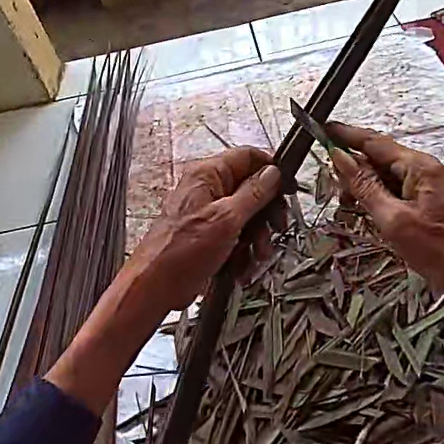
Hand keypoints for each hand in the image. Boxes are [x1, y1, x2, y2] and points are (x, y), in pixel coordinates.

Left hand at [121, 146, 282, 318]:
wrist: (156, 286)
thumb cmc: (179, 251)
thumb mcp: (227, 219)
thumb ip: (254, 194)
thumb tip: (273, 173)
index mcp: (206, 175)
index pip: (247, 157)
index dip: (270, 169)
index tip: (287, 187)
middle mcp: (206, 190)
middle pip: (251, 188)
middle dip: (266, 211)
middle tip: (276, 226)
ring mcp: (208, 213)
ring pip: (247, 216)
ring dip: (257, 237)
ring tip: (256, 253)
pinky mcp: (209, 236)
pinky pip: (236, 236)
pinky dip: (243, 251)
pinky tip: (241, 265)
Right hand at [325, 123, 443, 301]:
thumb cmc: (437, 250)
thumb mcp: (393, 219)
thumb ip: (364, 186)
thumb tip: (339, 157)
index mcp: (419, 166)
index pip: (374, 142)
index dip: (346, 135)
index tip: (322, 129)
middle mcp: (425, 169)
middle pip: (380, 157)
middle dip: (353, 167)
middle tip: (332, 185)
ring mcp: (429, 185)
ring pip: (387, 175)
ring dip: (364, 185)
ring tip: (346, 203)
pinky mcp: (430, 201)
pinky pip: (398, 189)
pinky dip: (379, 196)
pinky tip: (366, 209)